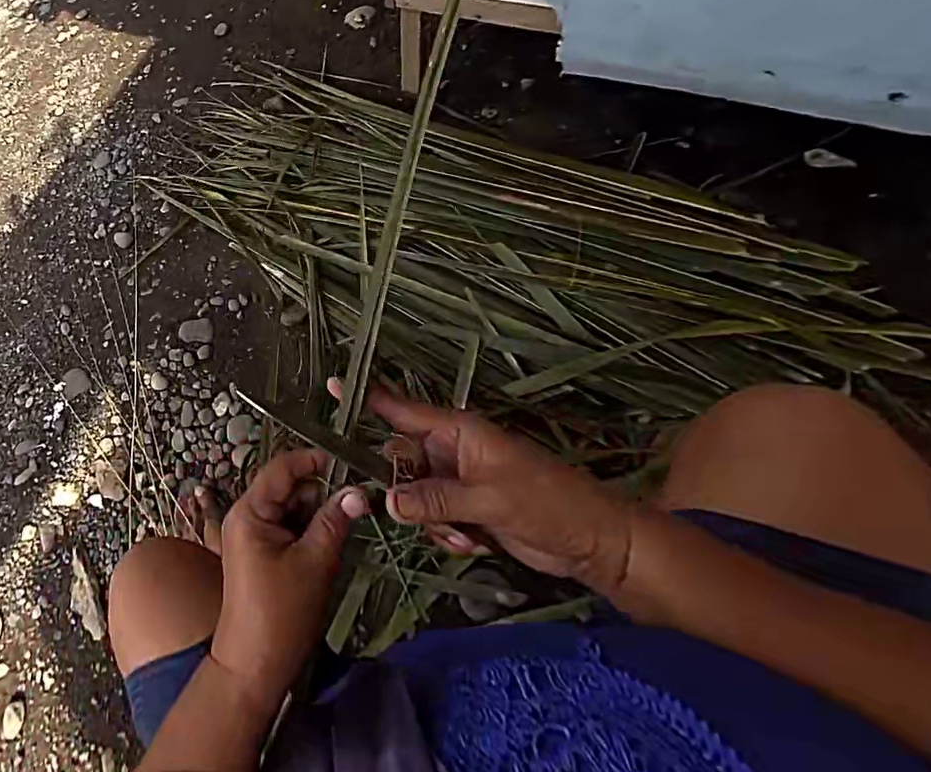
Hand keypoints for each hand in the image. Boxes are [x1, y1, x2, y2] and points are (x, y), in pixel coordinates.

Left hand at [209, 448, 369, 710]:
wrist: (254, 662)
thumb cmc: (281, 612)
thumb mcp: (314, 564)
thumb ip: (333, 523)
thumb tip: (358, 492)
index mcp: (249, 511)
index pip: (279, 469)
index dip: (311, 461)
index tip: (346, 462)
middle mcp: (245, 515)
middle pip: (287, 489)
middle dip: (320, 494)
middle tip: (357, 505)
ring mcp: (251, 533)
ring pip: (291, 509)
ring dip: (317, 516)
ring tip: (342, 533)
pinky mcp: (260, 551)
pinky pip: (288, 529)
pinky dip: (309, 533)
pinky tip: (327, 550)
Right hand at [329, 379, 636, 595]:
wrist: (598, 545)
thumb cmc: (550, 504)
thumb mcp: (490, 500)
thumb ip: (436, 499)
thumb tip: (387, 502)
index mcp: (455, 431)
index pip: (400, 409)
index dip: (366, 398)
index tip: (332, 385)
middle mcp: (449, 451)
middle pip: (398, 460)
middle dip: (406, 490)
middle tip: (422, 513)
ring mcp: (455, 479)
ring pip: (412, 494)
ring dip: (430, 519)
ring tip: (464, 535)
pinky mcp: (463, 507)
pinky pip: (430, 515)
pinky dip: (444, 533)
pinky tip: (471, 543)